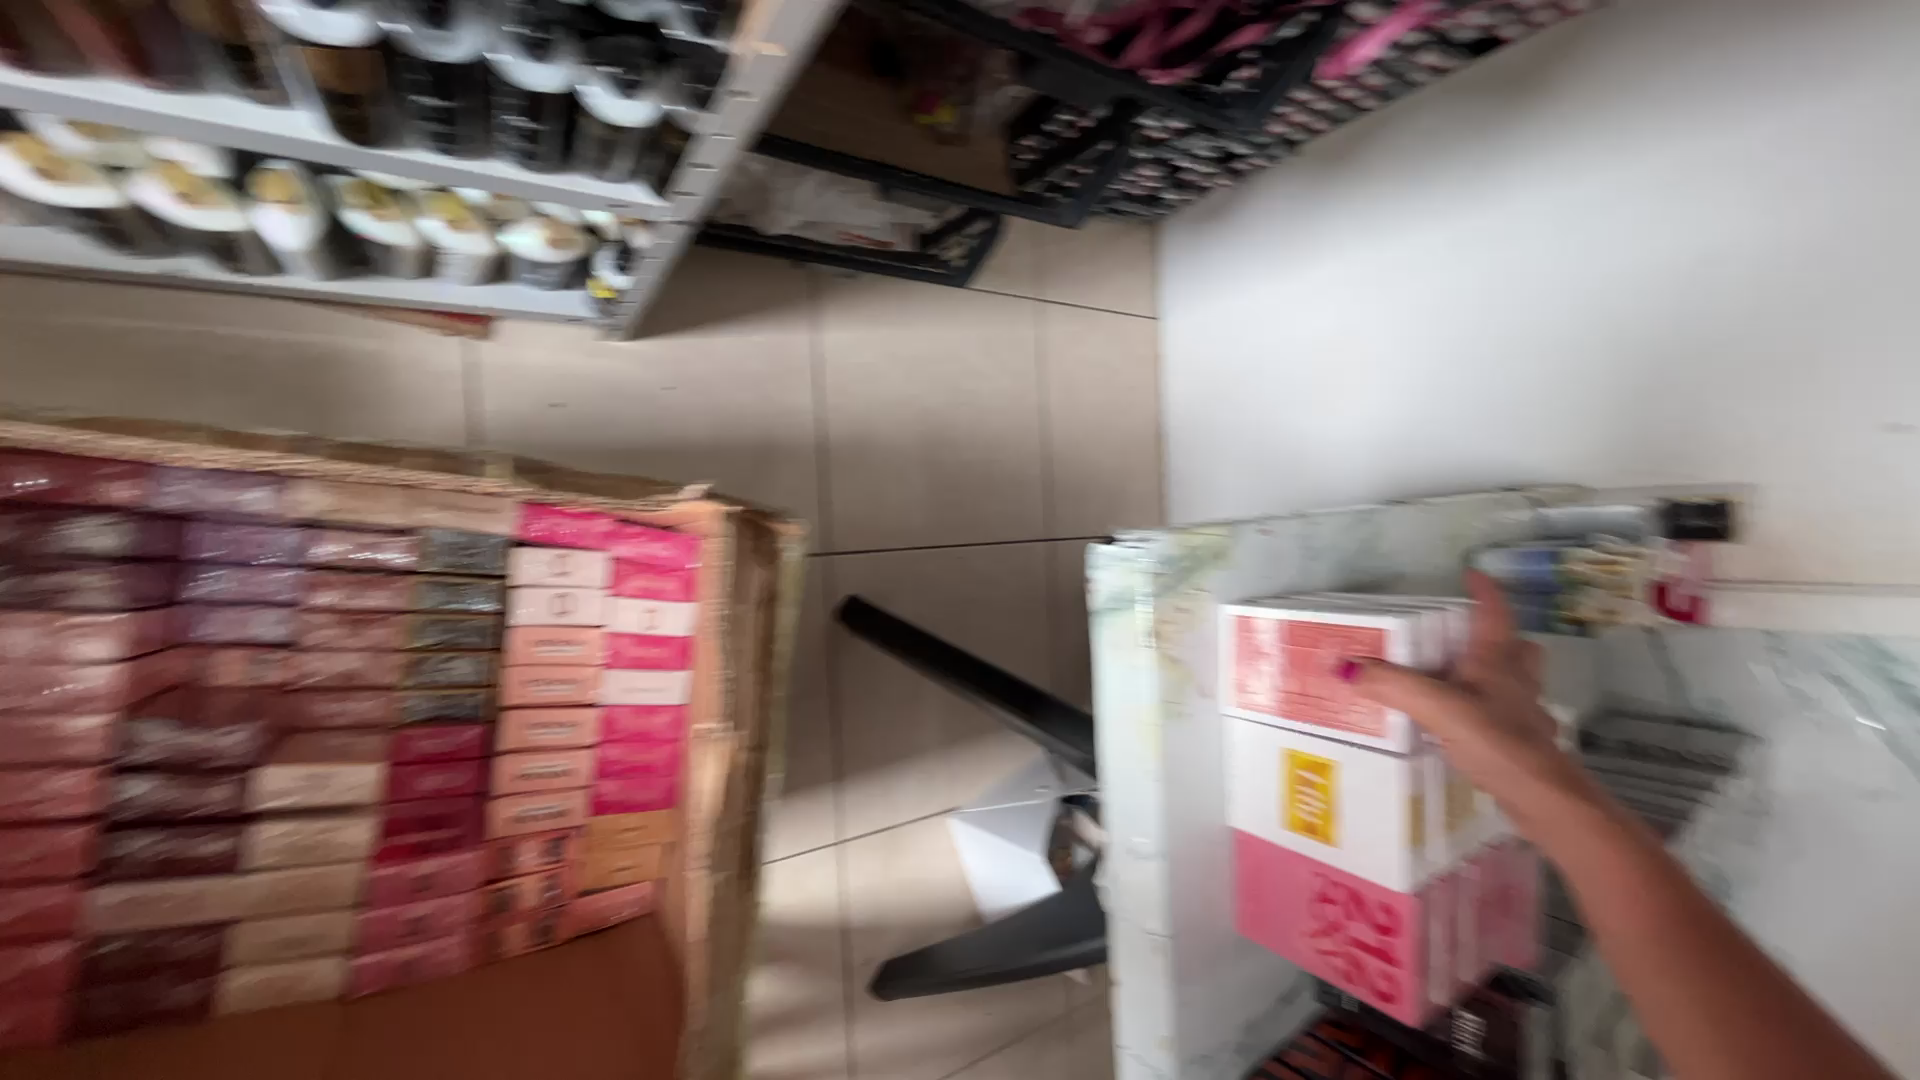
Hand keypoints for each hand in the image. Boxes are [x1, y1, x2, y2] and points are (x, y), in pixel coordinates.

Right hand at [1342, 571, 1607, 833]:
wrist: (1544, 798)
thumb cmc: (1495, 740)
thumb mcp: (1435, 707)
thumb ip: (1390, 684)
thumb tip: (1341, 666)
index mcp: (1497, 662)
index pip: (1495, 614)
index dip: (1485, 591)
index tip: (1471, 574)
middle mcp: (1516, 682)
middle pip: (1518, 649)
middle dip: (1499, 640)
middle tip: (1465, 640)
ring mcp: (1525, 715)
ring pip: (1516, 685)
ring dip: (1495, 678)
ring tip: (1459, 684)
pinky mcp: (1523, 745)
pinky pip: (1506, 718)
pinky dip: (1489, 716)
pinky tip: (1467, 729)